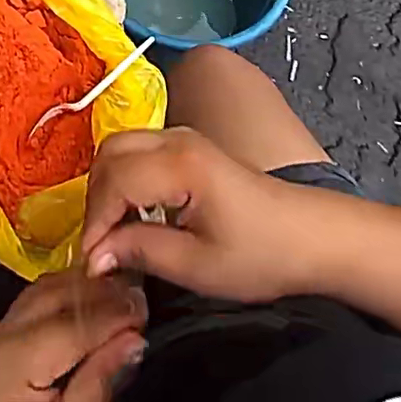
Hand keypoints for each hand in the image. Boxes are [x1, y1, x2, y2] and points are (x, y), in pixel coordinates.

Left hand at [0, 270, 147, 401]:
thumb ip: (97, 382)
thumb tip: (133, 340)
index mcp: (16, 357)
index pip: (77, 321)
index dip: (115, 313)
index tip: (144, 311)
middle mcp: (4, 331)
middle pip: (62, 292)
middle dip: (103, 292)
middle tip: (139, 300)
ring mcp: (0, 329)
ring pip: (51, 286)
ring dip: (88, 288)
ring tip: (121, 300)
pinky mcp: (3, 333)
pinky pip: (40, 296)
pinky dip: (70, 294)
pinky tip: (91, 304)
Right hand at [81, 128, 327, 303]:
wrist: (307, 234)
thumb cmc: (260, 253)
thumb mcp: (198, 265)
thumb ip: (141, 251)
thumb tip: (94, 255)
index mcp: (181, 163)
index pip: (115, 180)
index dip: (96, 221)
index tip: (93, 263)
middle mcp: (176, 138)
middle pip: (110, 152)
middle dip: (96, 198)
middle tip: (100, 246)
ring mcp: (182, 135)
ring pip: (120, 146)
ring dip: (108, 186)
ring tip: (114, 233)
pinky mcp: (186, 144)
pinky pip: (137, 149)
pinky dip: (123, 177)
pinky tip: (133, 214)